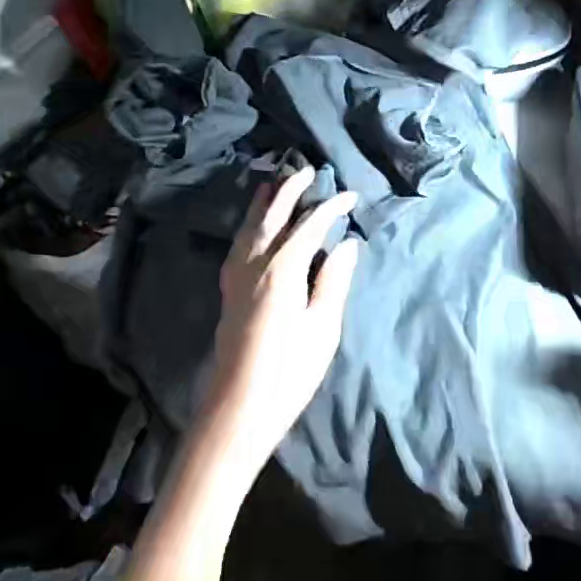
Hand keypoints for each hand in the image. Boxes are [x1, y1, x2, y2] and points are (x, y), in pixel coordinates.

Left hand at [198, 169, 360, 469]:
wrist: (238, 409)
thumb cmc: (289, 372)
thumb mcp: (323, 328)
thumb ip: (334, 281)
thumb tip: (347, 243)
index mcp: (282, 270)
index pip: (310, 225)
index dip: (332, 207)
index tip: (351, 196)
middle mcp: (255, 264)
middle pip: (273, 215)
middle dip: (291, 190)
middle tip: (308, 171)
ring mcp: (237, 276)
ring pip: (250, 225)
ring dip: (265, 201)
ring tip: (274, 182)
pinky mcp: (228, 290)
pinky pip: (238, 243)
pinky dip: (249, 224)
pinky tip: (252, 226)